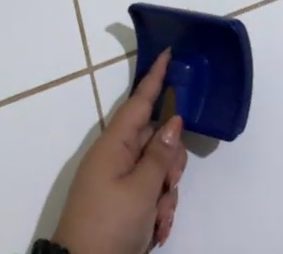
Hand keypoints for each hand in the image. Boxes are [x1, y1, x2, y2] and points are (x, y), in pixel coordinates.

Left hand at [52, 52, 187, 253]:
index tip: (169, 53)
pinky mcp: (122, 204)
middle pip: (157, 141)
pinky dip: (157, 210)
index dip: (155, 79)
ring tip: (157, 219)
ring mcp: (119, 182)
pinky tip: (155, 230)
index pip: (139, 102)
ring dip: (165, 194)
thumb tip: (174, 122)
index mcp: (114, 145)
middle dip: (170, 164)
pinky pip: (151, 194)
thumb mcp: (141, 191)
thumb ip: (161, 155)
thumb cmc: (109, 225)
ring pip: (159, 171)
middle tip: (167, 186)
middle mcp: (117, 158)